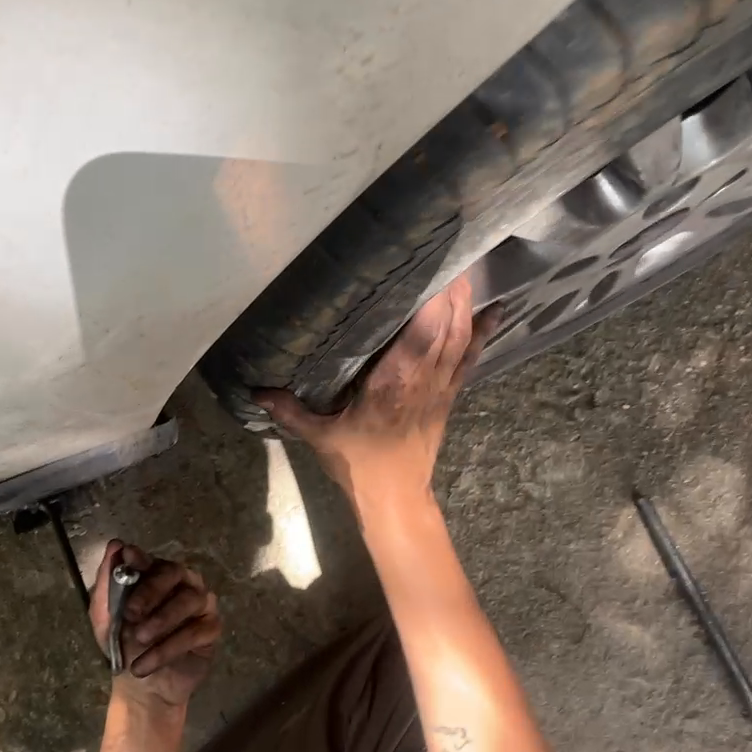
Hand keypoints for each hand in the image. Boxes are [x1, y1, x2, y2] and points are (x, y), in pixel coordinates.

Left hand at [90, 541, 220, 710]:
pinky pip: (196, 631)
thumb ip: (107, 581)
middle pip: (174, 572)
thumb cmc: (123, 644)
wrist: (141, 686)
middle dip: (151, 591)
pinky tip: (146, 664)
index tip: (129, 557)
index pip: (151, 560)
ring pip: (189, 599)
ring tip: (138, 641)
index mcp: (155, 576)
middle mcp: (181, 583)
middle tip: (130, 613)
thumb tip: (115, 544)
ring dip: (161, 620)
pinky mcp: (212, 628)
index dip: (141, 558)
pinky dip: (168, 648)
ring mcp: (200, 604)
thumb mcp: (104, 615)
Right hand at [254, 272, 493, 509]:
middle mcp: (422, 379)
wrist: (395, 497)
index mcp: (392, 383)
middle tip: (444, 254)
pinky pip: (470, 358)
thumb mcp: (320, 436)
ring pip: (461, 337)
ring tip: (463, 269)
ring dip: (464, 303)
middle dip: (449, 290)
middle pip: (446, 326)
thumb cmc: (358, 464)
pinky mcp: (449, 396)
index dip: (431, 300)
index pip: (420, 334)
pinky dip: (482, 332)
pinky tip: (495, 310)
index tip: (428, 265)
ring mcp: (441, 387)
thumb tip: (256, 390)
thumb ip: (290, 411)